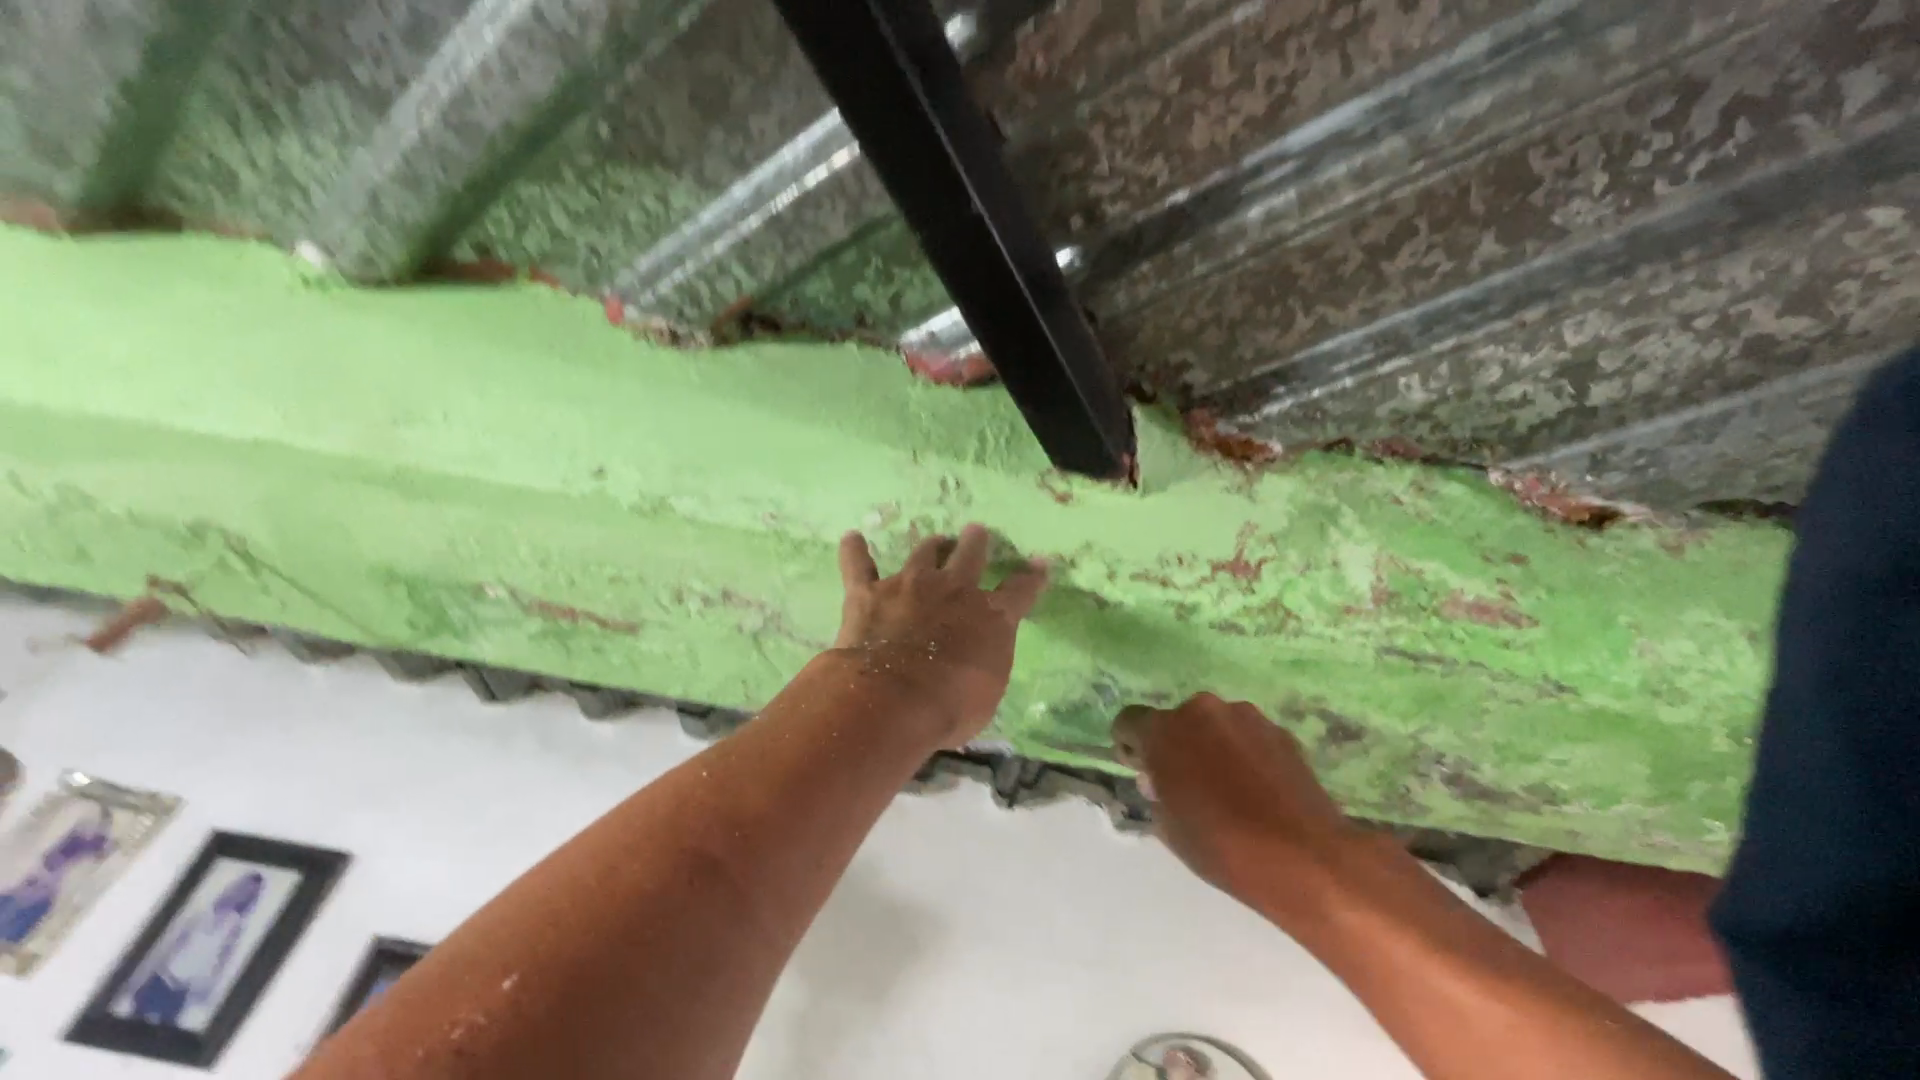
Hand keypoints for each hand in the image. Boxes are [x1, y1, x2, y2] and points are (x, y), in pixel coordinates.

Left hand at [831, 524, 1048, 746]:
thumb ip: (983, 667)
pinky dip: (854, 551)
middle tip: (977, 533)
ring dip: (932, 545)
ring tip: (935, 540)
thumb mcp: (985, 694)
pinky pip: (858, 565)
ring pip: (924, 552)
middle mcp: (954, 590)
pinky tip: (851, 539)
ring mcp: (909, 586)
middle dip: (976, 542)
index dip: (1032, 576)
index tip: (1040, 563)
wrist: (893, 699)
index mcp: (990, 617)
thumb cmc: (950, 708)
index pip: (1020, 590)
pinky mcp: (868, 593)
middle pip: (970, 554)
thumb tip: (975, 663)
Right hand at [1111, 694, 1356, 904]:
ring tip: (1227, 789)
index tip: (1142, 772)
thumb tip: (1162, 780)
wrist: (1303, 855)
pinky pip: (1247, 737)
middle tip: (1185, 784)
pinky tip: (1257, 790)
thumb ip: (1156, 793)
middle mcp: (1202, 710)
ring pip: (1215, 726)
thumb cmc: (1221, 845)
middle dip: (1175, 746)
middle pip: (1176, 721)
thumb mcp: (1168, 827)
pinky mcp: (1281, 731)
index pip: (1129, 722)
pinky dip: (1244, 754)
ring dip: (1211, 747)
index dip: (1130, 746)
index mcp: (1164, 731)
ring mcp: (1246, 717)